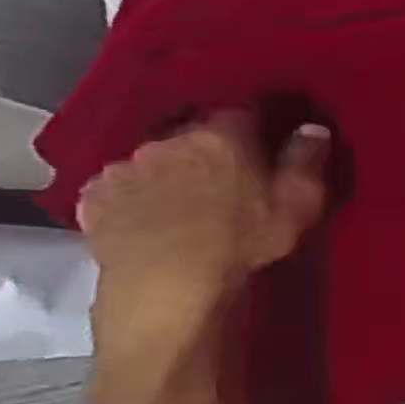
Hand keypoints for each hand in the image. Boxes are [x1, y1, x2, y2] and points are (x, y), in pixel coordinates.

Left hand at [79, 110, 330, 310]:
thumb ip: (306, 160)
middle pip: (194, 135)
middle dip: (209, 152)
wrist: (167, 289)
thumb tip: (312, 128)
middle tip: (225, 183)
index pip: (242, 114)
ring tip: (184, 206)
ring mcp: (124, 167)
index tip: (265, 151)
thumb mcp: (298, 204)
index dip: (255, 131)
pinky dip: (134, 197)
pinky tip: (147, 221)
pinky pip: (119, 187)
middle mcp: (168, 140)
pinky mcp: (92, 198)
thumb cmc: (243, 243)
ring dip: (169, 173)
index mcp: (222, 137)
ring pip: (155, 161)